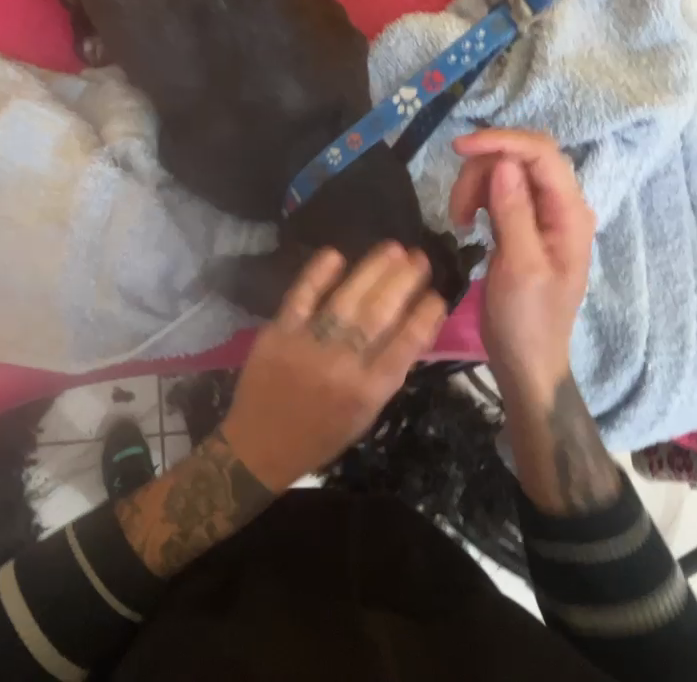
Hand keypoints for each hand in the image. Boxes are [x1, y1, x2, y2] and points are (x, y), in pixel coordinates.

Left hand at [221, 244, 449, 490]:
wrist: (259, 447)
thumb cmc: (320, 435)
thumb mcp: (365, 415)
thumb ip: (386, 373)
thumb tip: (410, 328)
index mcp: (369, 391)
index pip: (406, 344)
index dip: (425, 316)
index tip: (438, 294)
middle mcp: (342, 366)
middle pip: (379, 314)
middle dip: (404, 282)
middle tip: (420, 257)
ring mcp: (307, 346)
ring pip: (346, 300)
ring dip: (372, 270)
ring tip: (393, 249)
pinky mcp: (277, 334)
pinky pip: (300, 297)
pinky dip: (318, 274)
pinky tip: (337, 254)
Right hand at [447, 129, 596, 402]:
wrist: (526, 359)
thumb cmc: (528, 319)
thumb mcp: (521, 267)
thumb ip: (515, 213)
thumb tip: (503, 164)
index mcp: (570, 213)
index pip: (541, 153)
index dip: (501, 141)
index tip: (458, 148)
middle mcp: (560, 206)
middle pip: (519, 157)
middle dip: (482, 171)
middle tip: (457, 210)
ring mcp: (541, 214)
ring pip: (503, 172)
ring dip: (474, 187)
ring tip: (460, 222)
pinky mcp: (521, 223)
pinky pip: (497, 192)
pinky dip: (476, 198)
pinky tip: (467, 224)